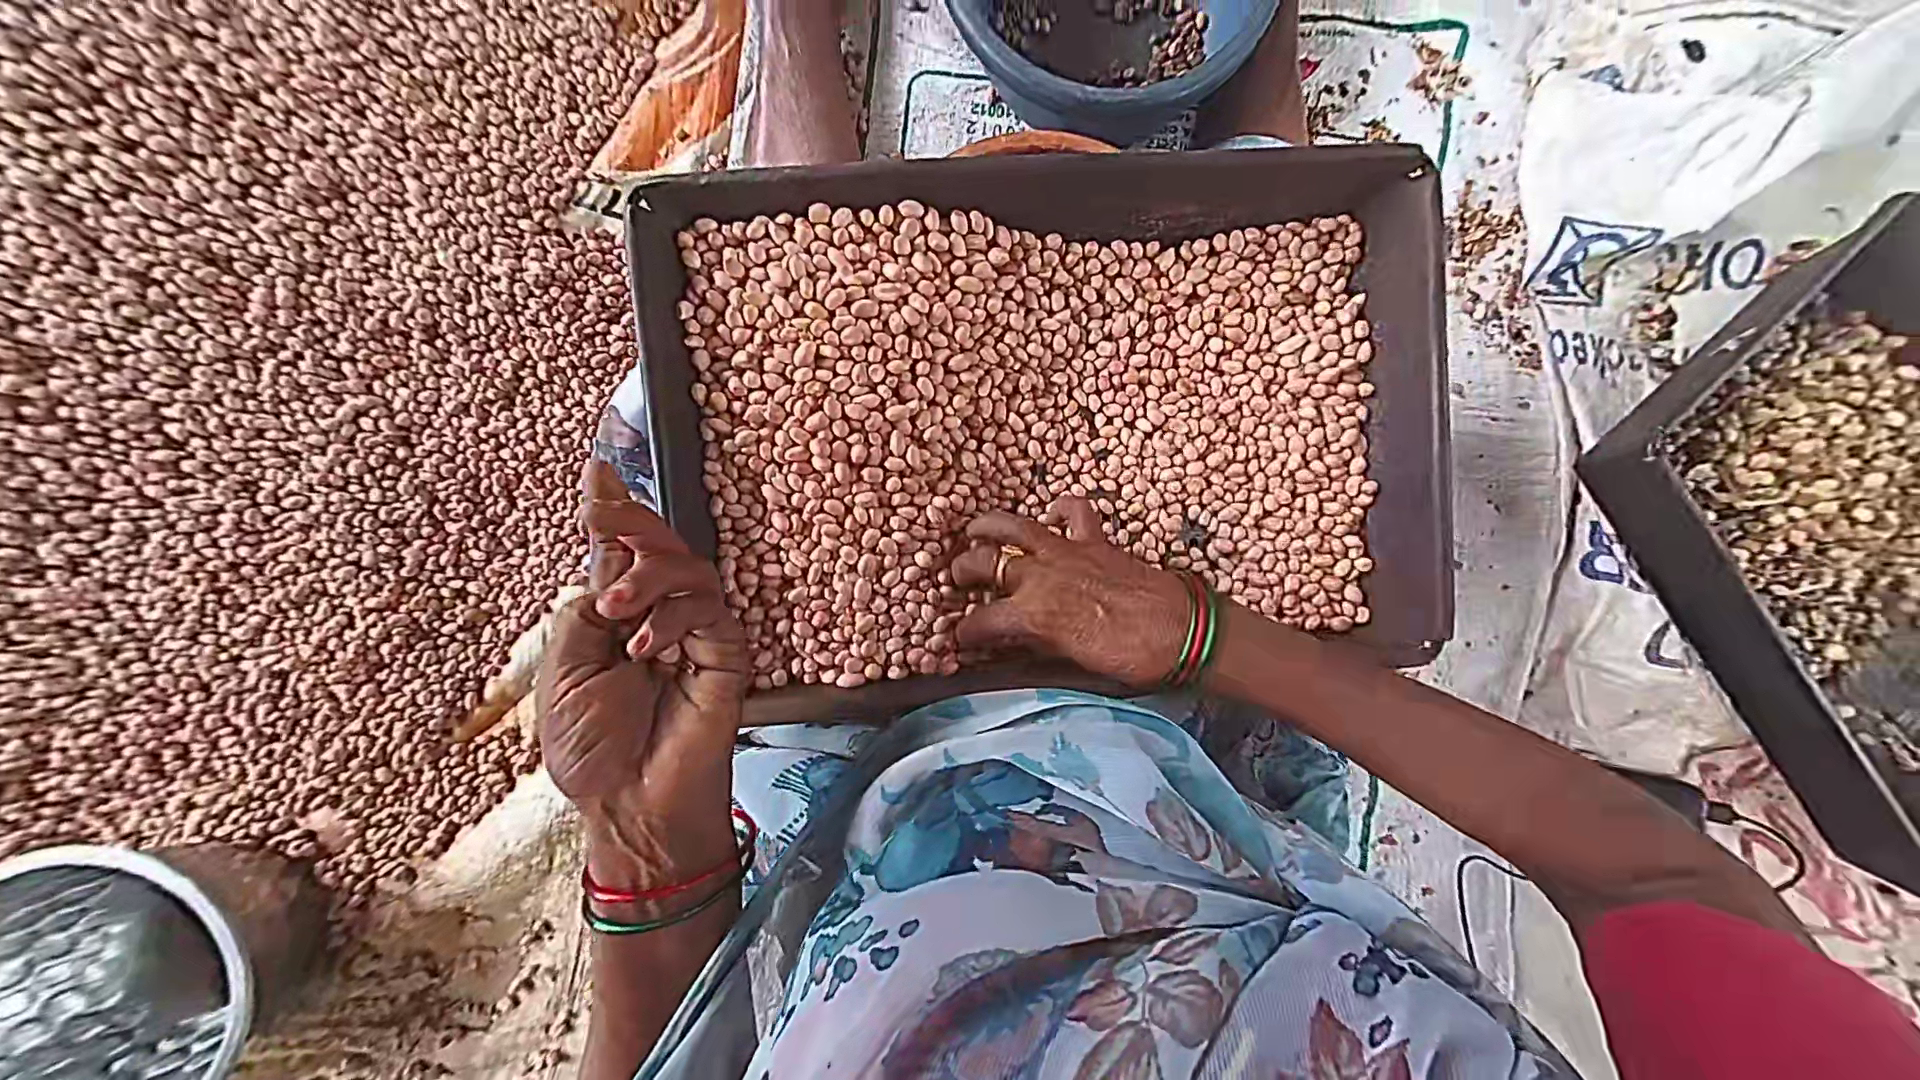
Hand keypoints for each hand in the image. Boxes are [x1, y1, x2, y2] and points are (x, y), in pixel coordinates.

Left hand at [537, 461, 747, 884]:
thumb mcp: (565, 669)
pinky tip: (650, 647)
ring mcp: (696, 630)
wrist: (630, 801)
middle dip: (632, 525)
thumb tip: (605, 554)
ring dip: (651, 573)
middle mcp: (659, 614)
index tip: (599, 467)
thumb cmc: (593, 745)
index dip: (614, 510)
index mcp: (618, 616)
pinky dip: (676, 616)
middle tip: (603, 514)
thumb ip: (588, 608)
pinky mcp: (725, 649)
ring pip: (688, 569)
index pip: (620, 552)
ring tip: (621, 608)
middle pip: (658, 548)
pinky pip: (708, 609)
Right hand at [950, 497, 1192, 687]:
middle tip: (957, 578)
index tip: (962, 638)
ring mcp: (1068, 551)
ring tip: (975, 529)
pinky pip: (1074, 510)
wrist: (1182, 631)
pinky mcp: (1095, 540)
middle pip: (984, 562)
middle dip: (964, 571)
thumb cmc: (1129, 656)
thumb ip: (1037, 645)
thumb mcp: (1073, 661)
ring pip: (1016, 526)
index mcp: (1033, 613)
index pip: (981, 622)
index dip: (965, 633)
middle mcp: (1041, 575)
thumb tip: (1012, 642)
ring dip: (990, 525)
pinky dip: (1061, 509)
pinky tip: (1053, 514)